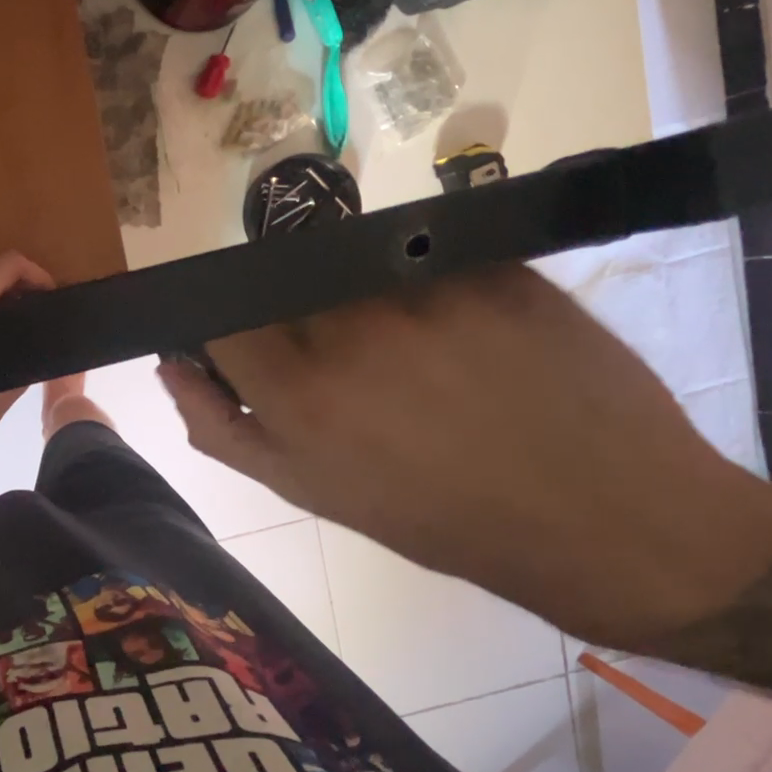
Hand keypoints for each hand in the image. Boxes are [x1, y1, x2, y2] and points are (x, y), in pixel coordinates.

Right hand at [158, 264, 771, 650]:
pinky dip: (417, 280)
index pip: (218, 315)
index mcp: (293, 387)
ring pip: (345, 262)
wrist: (602, 513)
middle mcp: (347, 322)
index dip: (223, 327)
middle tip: (336, 354)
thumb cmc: (435, 517)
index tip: (244, 347)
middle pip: (277, 281)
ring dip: (349, 290)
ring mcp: (422, 286)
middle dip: (286, 310)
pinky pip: (419, 255)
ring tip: (405, 342)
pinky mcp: (491, 262)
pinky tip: (458, 326)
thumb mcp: (307, 489)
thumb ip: (220, 425)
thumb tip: (169, 365)